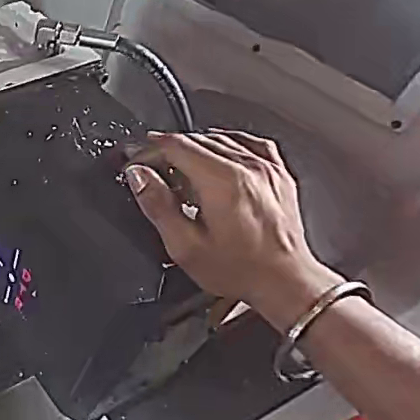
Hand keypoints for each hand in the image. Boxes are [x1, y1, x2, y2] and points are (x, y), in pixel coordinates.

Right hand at [126, 130, 342, 331]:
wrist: (284, 281)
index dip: (149, 150)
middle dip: (167, 150)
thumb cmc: (241, 270)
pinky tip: (215, 159)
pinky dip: (225, 146)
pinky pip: (247, 143)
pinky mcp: (277, 173)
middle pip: (196, 139)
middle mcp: (246, 167)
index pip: (176, 146)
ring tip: (178, 171)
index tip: (135, 160)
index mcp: (221, 181)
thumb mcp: (185, 247)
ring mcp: (266, 167)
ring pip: (220, 138)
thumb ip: (159, 206)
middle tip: (150, 169)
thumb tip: (139, 177)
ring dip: (193, 149)